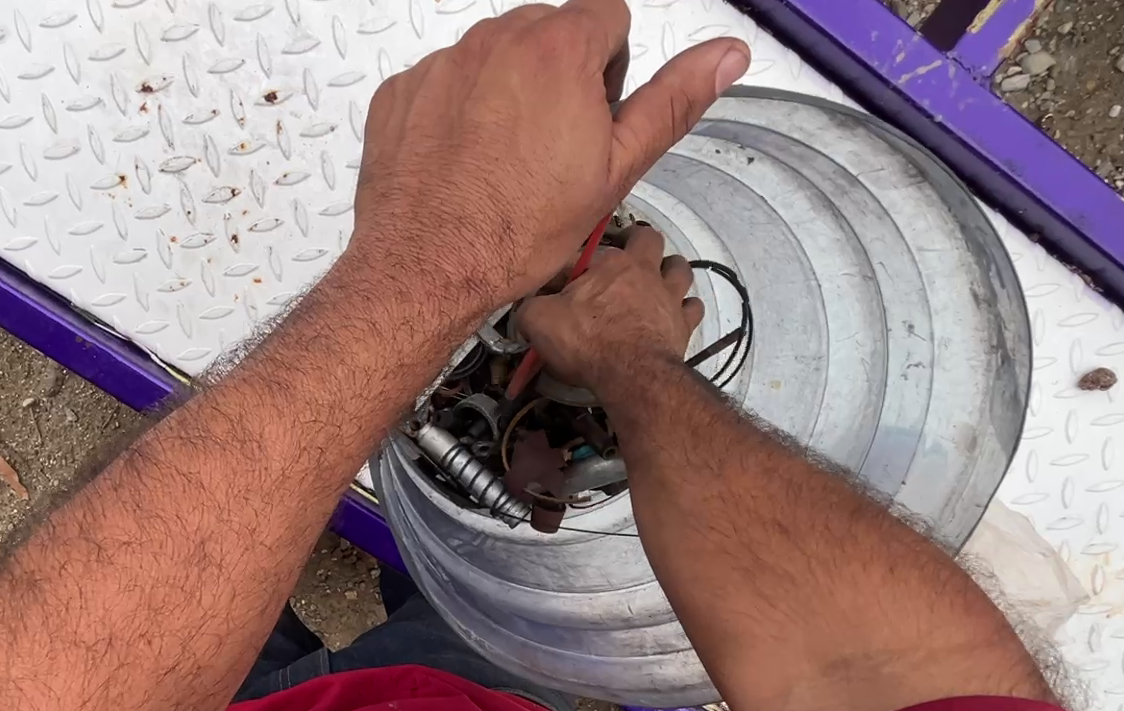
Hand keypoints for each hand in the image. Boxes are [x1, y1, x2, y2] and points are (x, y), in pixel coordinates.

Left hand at [347, 0, 747, 321]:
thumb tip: (725, 56)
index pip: (607, 19)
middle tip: (543, 153)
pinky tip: (456, 166)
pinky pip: (438, 86)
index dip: (606, 74)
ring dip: (501, 96)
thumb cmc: (511, 234)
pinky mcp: (399, 96)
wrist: (425, 271)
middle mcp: (494, 42)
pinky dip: (450, 115)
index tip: (589, 121)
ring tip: (495, 166)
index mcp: (558, 49)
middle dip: (553, 81)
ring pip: (490, 60)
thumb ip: (669, 105)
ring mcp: (440, 67)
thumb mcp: (611, 175)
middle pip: (544, 35)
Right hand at [514, 226, 703, 392]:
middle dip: (637, 245)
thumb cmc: (585, 341)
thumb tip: (526, 308)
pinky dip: (683, 310)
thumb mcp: (539, 321)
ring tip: (654, 285)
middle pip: (648, 240)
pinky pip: (691, 308)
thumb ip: (529, 309)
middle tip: (623, 263)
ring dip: (668, 272)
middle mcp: (644, 271)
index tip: (556, 289)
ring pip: (679, 268)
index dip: (568, 269)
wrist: (630, 374)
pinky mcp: (684, 324)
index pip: (584, 253)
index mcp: (609, 263)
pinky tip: (672, 317)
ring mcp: (669, 296)